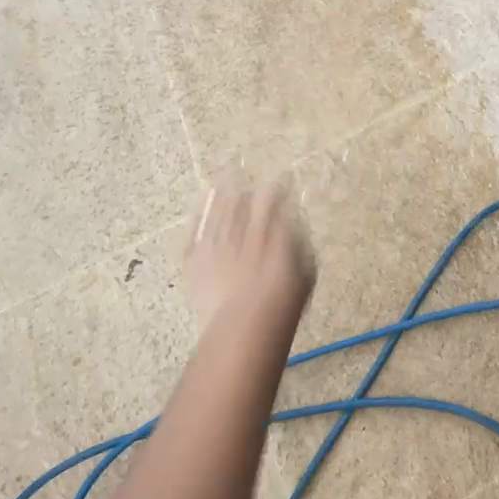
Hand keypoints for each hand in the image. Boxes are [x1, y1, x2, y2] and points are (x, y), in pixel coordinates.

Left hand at [184, 184, 315, 334]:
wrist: (242, 329)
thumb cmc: (282, 304)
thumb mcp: (305, 272)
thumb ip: (298, 245)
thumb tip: (293, 227)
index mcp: (271, 234)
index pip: (272, 203)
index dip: (275, 189)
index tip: (278, 178)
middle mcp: (242, 234)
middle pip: (241, 205)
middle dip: (242, 187)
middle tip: (239, 169)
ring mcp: (215, 248)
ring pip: (217, 214)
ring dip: (219, 196)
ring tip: (221, 179)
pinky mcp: (195, 265)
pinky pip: (193, 235)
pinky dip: (196, 219)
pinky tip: (198, 207)